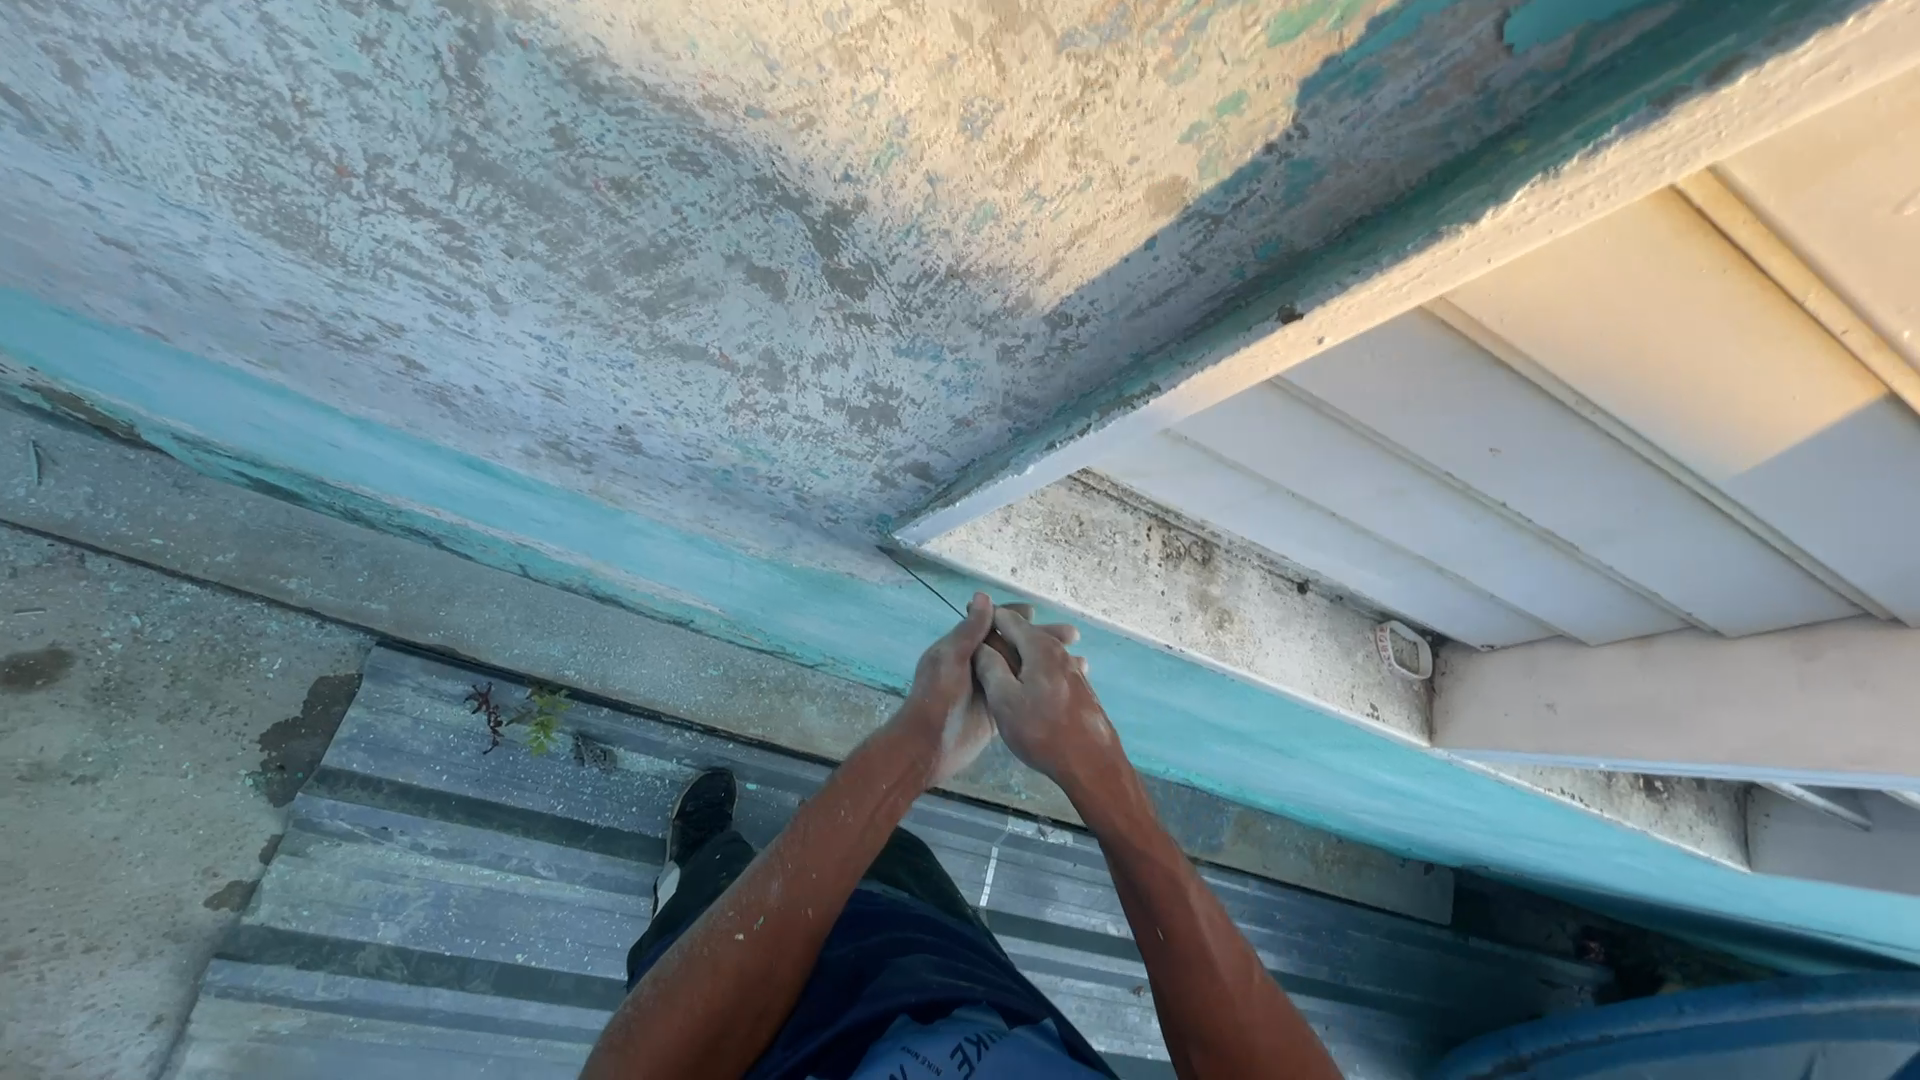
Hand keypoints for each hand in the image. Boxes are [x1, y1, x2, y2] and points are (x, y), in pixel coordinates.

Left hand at [897, 595, 1081, 786]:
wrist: (929, 747)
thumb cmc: (937, 698)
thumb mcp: (951, 659)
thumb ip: (969, 630)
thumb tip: (983, 596)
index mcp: (963, 647)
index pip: (992, 624)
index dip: (1014, 617)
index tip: (1037, 612)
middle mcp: (978, 664)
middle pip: (1014, 644)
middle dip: (1041, 638)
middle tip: (1072, 635)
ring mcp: (990, 687)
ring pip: (1023, 668)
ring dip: (1047, 662)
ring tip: (1080, 661)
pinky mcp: (999, 709)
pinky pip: (1023, 692)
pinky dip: (1042, 686)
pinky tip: (1066, 685)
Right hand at [972, 606, 1121, 793]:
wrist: (1091, 764)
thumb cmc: (1042, 731)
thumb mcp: (1004, 700)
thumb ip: (990, 667)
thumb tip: (981, 645)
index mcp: (1040, 647)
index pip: (1007, 618)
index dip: (985, 617)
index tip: (967, 617)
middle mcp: (1059, 652)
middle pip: (1025, 634)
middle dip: (1001, 636)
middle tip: (977, 649)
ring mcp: (1072, 670)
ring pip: (1037, 653)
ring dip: (1017, 656)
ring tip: (996, 669)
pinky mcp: (1079, 690)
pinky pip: (1048, 670)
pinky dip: (1032, 671)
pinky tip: (1024, 688)